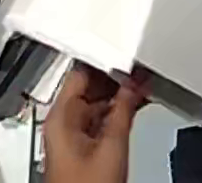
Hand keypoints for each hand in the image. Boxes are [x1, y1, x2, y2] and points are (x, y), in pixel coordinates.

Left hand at [43, 63, 150, 182]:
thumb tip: (133, 83)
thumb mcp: (112, 145)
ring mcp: (72, 134)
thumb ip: (124, 108)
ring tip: (141, 86)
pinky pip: (99, 118)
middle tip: (138, 71)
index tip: (126, 54)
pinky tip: (135, 105)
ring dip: (118, 95)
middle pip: (89, 86)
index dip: (104, 61)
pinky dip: (116, 111)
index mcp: (60, 115)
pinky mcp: (82, 147)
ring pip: (96, 102)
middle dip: (115, 79)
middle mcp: (63, 121)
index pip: (81, 72)